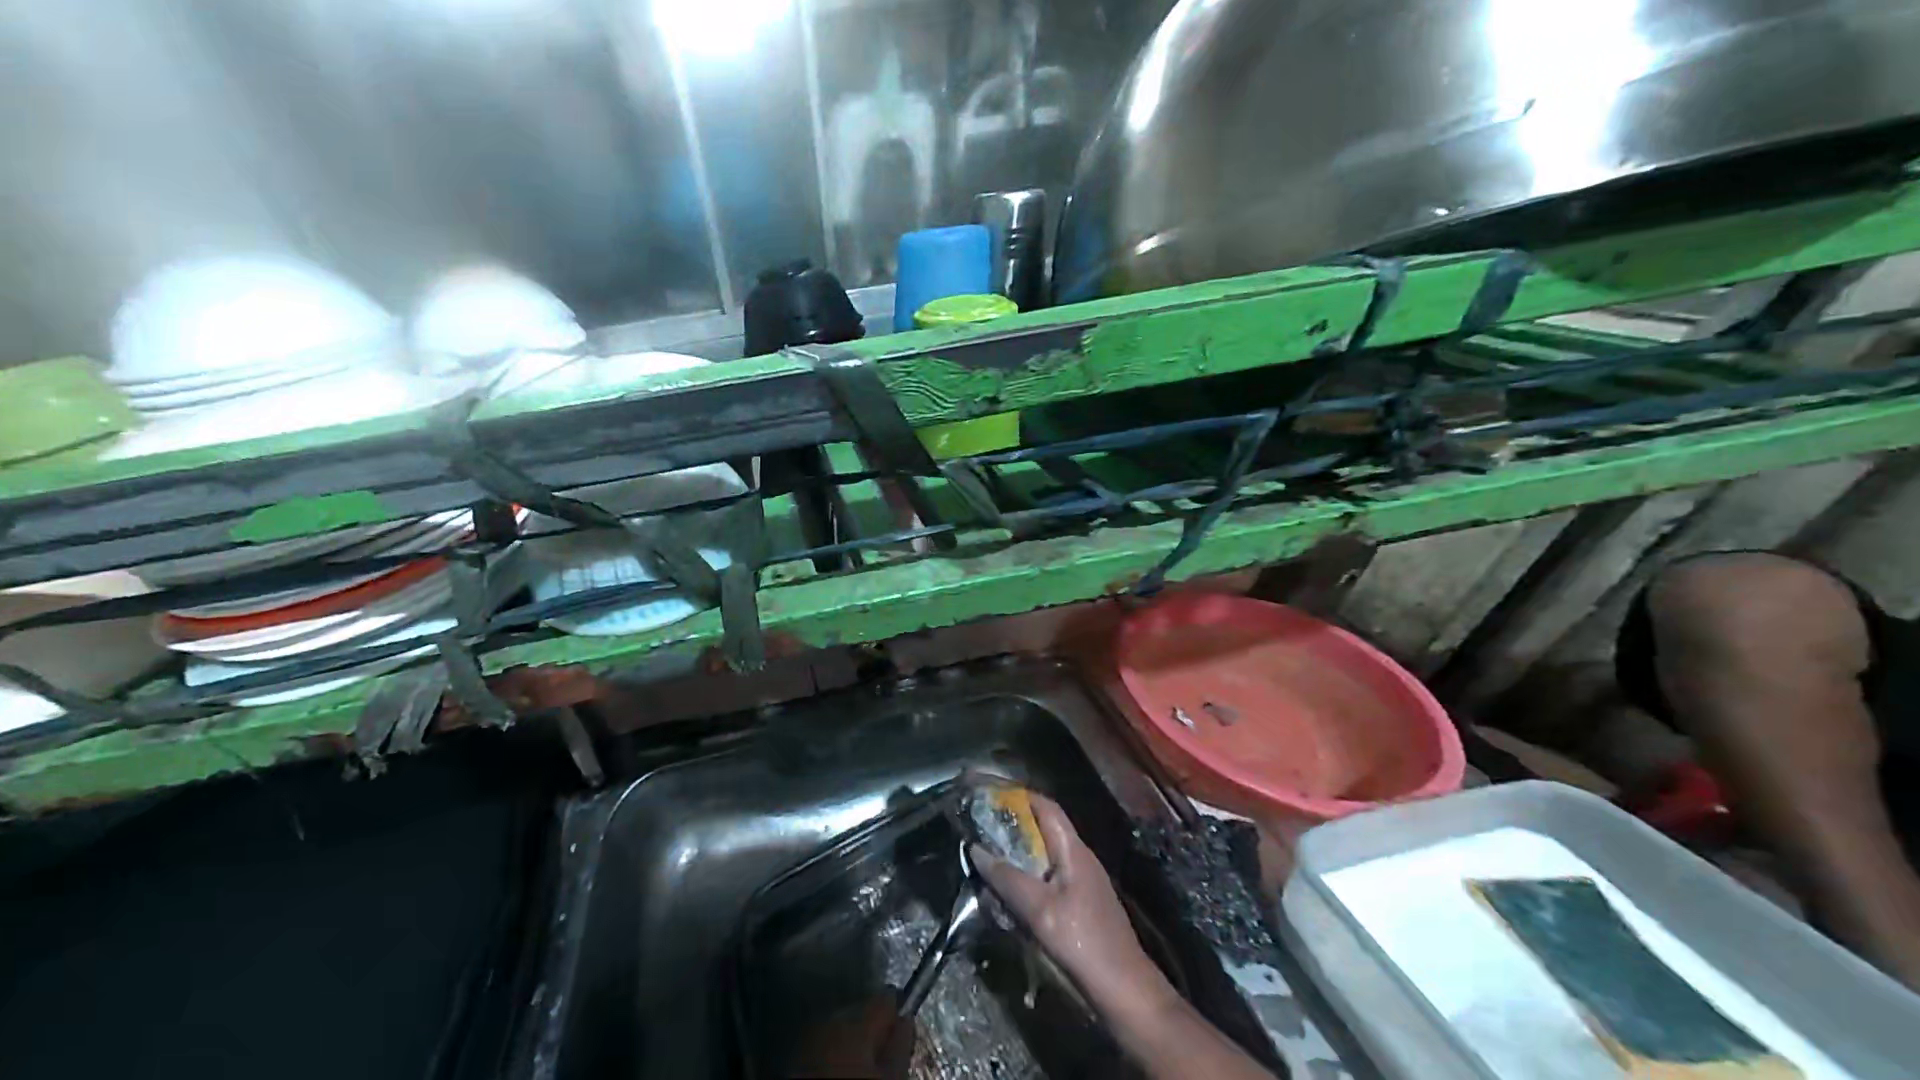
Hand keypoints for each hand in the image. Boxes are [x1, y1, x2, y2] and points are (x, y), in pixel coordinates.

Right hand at [969, 793, 1161, 994]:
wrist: (1124, 989)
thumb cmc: (1083, 942)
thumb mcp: (1039, 910)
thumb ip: (1007, 879)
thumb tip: (977, 849)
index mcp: (1073, 849)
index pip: (1045, 806)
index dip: (1016, 794)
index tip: (986, 792)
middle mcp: (1078, 857)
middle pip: (1042, 827)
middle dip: (1010, 823)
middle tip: (978, 825)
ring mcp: (1080, 881)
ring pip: (1042, 854)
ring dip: (1015, 852)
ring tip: (985, 855)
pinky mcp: (1078, 903)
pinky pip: (1045, 877)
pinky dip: (1023, 876)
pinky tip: (1005, 892)